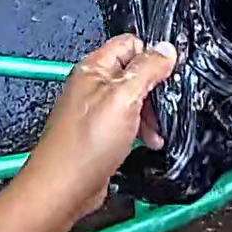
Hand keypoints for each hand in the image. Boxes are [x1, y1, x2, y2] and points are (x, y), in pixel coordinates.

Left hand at [20, 35, 176, 218]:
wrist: (64, 188)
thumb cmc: (85, 143)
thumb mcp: (124, 98)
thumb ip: (147, 69)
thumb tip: (166, 49)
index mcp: (95, 67)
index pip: (130, 43)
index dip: (151, 55)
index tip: (167, 74)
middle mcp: (94, 85)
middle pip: (135, 72)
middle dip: (154, 89)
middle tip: (161, 105)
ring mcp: (96, 109)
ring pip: (134, 99)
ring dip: (150, 113)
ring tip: (156, 130)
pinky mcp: (100, 132)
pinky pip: (128, 121)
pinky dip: (141, 129)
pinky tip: (149, 141)